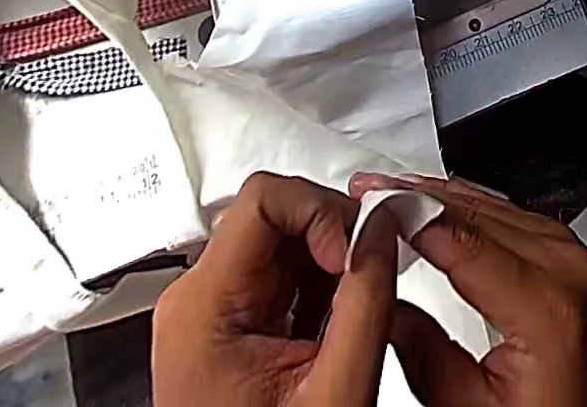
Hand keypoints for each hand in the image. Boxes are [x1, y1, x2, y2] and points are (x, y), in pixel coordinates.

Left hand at [151, 172, 398, 406]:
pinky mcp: (237, 313)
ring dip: (333, 257)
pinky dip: (324, 278)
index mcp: (205, 307)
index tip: (350, 249)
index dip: (317, 209)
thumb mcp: (334, 393)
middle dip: (334, 232)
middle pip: (277, 211)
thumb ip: (366, 300)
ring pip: (288, 233)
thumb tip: (386, 225)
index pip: (263, 199)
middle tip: (367, 271)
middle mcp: (200, 295)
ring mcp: (217, 303)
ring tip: (350, 308)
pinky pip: (288, 264)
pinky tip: (333, 321)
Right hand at [349, 172, 586, 406]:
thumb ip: (424, 356)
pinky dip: (462, 202)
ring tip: (387, 192)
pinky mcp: (563, 244)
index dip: (409, 213)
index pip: (461, 237)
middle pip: (472, 211)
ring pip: (486, 201)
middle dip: (413, 196)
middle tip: (366, 192)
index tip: (368, 204)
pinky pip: (504, 208)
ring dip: (433, 193)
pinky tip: (433, 200)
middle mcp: (563, 265)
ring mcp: (567, 249)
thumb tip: (381, 305)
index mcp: (547, 308)